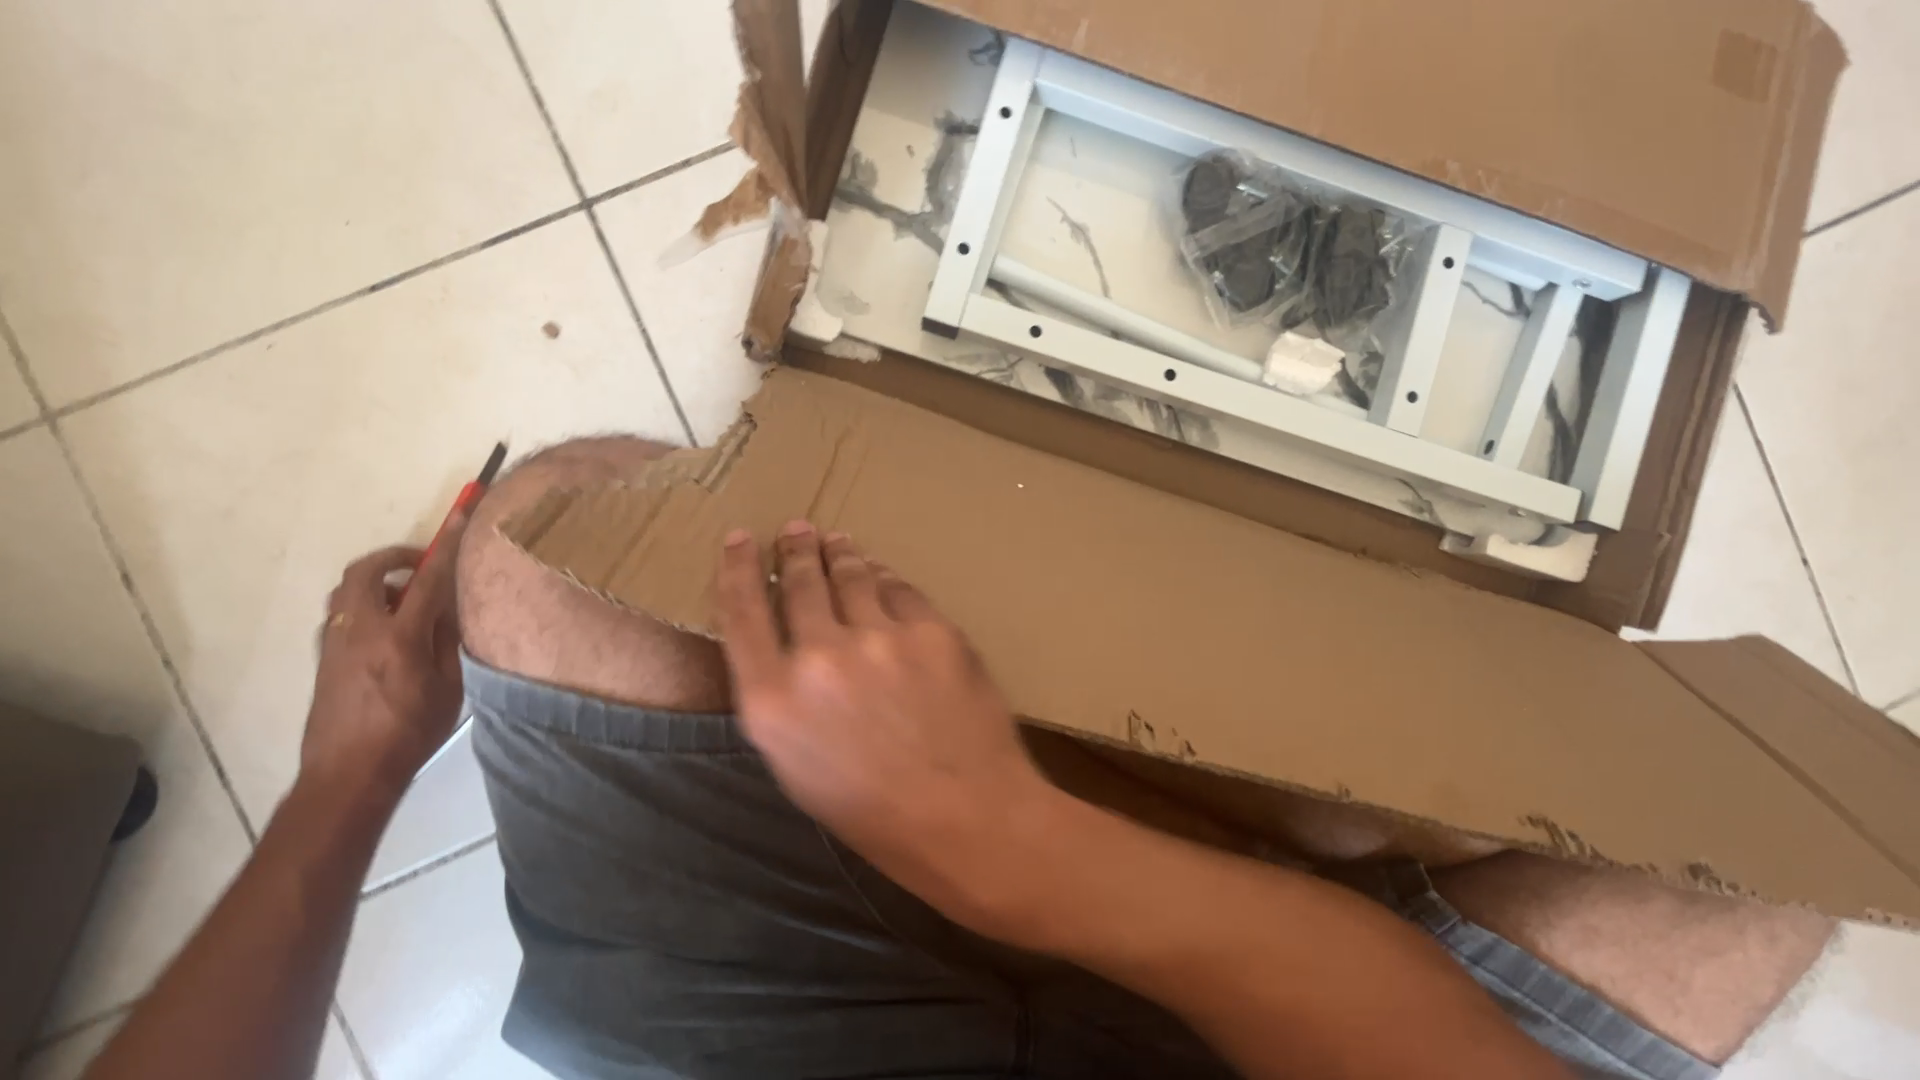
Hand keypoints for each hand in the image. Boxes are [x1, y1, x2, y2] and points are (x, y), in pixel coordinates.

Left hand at [300, 514, 467, 805]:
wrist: (348, 775)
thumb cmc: (410, 734)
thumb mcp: (448, 688)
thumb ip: (446, 641)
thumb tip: (446, 609)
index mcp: (400, 638)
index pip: (427, 578)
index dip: (447, 544)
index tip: (461, 514)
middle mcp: (361, 631)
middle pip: (366, 572)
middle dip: (394, 557)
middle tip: (420, 565)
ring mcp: (335, 644)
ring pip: (348, 592)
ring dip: (377, 583)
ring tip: (407, 602)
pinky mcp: (324, 658)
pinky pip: (344, 615)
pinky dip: (367, 607)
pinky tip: (390, 634)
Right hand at [715, 521, 1059, 921]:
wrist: (965, 817)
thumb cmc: (873, 812)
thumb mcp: (798, 767)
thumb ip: (783, 701)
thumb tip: (787, 649)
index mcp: (772, 700)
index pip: (742, 612)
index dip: (737, 568)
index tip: (738, 540)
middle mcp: (818, 658)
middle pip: (801, 583)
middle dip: (797, 550)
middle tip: (798, 530)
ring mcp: (879, 638)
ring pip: (852, 575)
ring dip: (841, 554)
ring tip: (837, 541)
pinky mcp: (931, 630)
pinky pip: (901, 590)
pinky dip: (887, 580)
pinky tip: (883, 575)